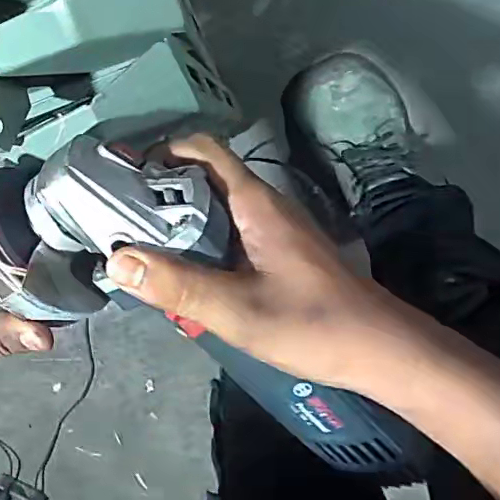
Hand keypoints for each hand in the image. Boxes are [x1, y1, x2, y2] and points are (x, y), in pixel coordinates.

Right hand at [104, 135, 429, 392]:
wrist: (382, 350)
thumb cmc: (313, 324)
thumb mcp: (238, 310)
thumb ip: (177, 285)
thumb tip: (117, 261)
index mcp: (255, 203)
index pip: (204, 150)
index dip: (163, 151)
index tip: (125, 175)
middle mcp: (262, 205)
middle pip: (202, 177)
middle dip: (159, 189)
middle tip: (118, 214)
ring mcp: (271, 228)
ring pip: (213, 207)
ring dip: (176, 218)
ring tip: (136, 241)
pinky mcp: (275, 252)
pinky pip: (225, 232)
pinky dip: (196, 240)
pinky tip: (179, 270)